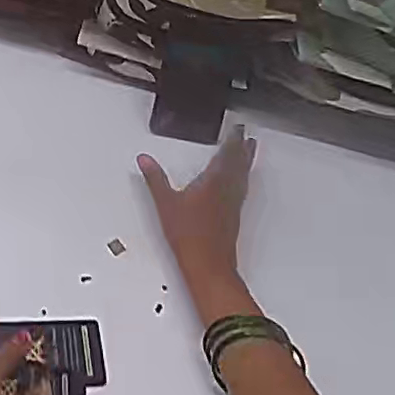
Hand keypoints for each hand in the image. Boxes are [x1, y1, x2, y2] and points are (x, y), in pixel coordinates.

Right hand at [137, 124, 256, 291]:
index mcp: (213, 182)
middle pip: (238, 164)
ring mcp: (232, 204)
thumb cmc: (188, 235)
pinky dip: (242, 178)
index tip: (238, 129)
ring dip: (246, 162)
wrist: (209, 264)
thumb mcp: (165, 203)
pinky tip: (239, 182)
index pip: (226, 155)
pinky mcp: (233, 216)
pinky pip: (241, 189)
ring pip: (242, 177)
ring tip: (249, 153)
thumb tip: (145, 159)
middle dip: (242, 149)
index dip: (232, 140)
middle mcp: (227, 190)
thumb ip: (155, 178)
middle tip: (248, 137)